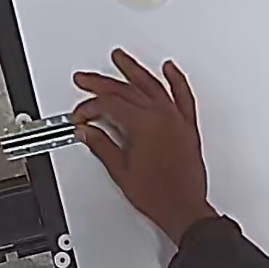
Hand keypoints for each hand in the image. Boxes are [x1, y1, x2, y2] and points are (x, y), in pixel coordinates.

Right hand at [73, 49, 218, 242]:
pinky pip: (182, 96)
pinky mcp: (186, 126)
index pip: (110, 105)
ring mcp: (175, 119)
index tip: (81, 115)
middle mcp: (161, 117)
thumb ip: (102, 146)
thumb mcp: (121, 171)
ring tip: (120, 59)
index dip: (90, 107)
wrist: (183, 208)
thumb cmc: (156, 195)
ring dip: (135, 70)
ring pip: (152, 85)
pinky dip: (176, 80)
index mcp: (142, 126)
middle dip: (102, 83)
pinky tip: (169, 69)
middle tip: (85, 79)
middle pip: (127, 90)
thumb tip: (88, 132)